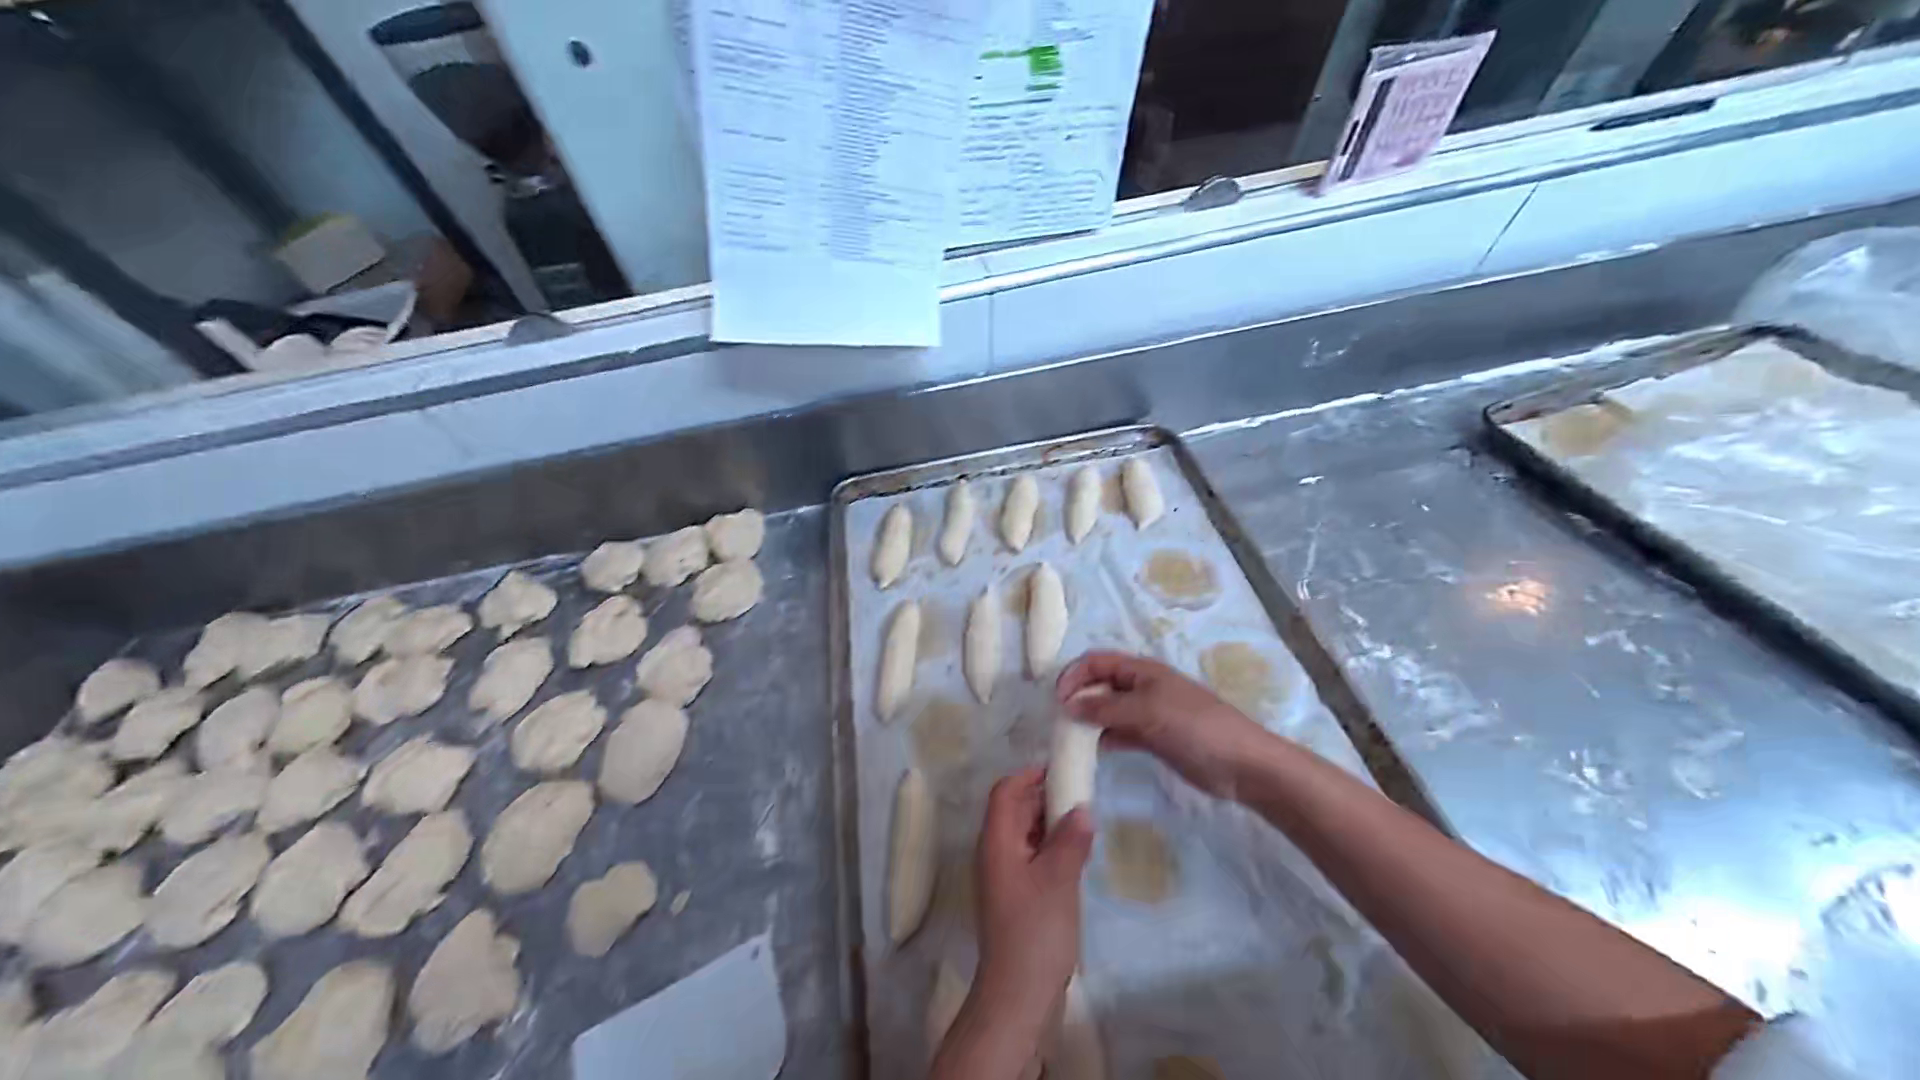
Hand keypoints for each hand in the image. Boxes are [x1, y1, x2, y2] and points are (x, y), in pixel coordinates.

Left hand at [974, 767, 1092, 1015]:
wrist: (1018, 995)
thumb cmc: (1035, 930)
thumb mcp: (1058, 879)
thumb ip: (1070, 838)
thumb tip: (1081, 807)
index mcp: (996, 841)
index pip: (1005, 792)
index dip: (1029, 776)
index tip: (1061, 770)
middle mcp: (994, 853)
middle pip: (1014, 810)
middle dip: (1043, 797)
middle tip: (1081, 793)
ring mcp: (1004, 876)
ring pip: (1024, 834)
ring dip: (1049, 823)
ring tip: (1083, 821)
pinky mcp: (1016, 896)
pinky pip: (1031, 856)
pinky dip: (1050, 847)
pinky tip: (1076, 854)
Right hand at [1056, 650, 1271, 797]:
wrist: (1242, 764)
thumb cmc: (1194, 726)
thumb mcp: (1147, 712)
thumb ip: (1105, 708)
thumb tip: (1067, 704)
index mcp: (1142, 670)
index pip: (1098, 661)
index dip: (1075, 674)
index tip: (1057, 698)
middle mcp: (1142, 687)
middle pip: (1101, 683)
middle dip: (1078, 695)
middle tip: (1059, 719)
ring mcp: (1149, 713)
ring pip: (1109, 709)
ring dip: (1089, 718)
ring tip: (1070, 736)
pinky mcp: (1154, 738)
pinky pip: (1121, 732)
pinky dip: (1105, 737)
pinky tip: (1094, 750)